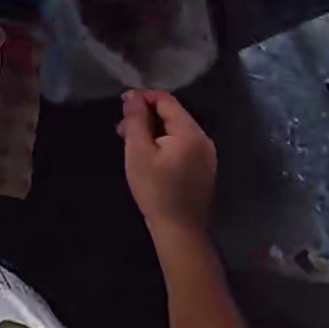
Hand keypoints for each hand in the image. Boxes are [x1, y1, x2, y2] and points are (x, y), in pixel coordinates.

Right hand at [118, 89, 216, 238]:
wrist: (179, 232)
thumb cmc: (155, 189)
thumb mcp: (138, 151)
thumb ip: (135, 119)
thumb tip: (132, 95)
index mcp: (190, 132)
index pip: (166, 100)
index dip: (143, 97)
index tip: (122, 103)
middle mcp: (203, 139)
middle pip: (172, 114)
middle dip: (145, 115)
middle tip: (122, 129)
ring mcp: (206, 155)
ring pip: (176, 130)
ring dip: (153, 129)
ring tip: (131, 143)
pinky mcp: (203, 168)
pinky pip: (182, 144)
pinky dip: (163, 142)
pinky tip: (148, 156)